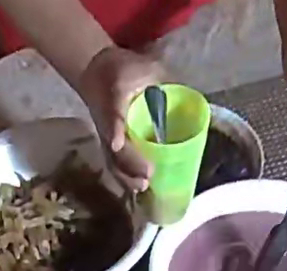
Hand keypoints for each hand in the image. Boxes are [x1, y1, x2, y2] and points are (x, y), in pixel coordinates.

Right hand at [77, 46, 166, 191]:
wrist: (94, 69)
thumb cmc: (125, 69)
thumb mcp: (145, 67)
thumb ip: (165, 83)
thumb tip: (192, 99)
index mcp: (114, 95)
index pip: (112, 113)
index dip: (114, 128)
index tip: (116, 143)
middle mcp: (106, 119)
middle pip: (114, 146)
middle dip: (130, 162)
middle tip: (148, 174)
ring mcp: (105, 135)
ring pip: (113, 160)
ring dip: (126, 176)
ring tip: (143, 187)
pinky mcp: (107, 145)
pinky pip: (114, 164)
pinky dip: (125, 178)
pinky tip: (139, 188)